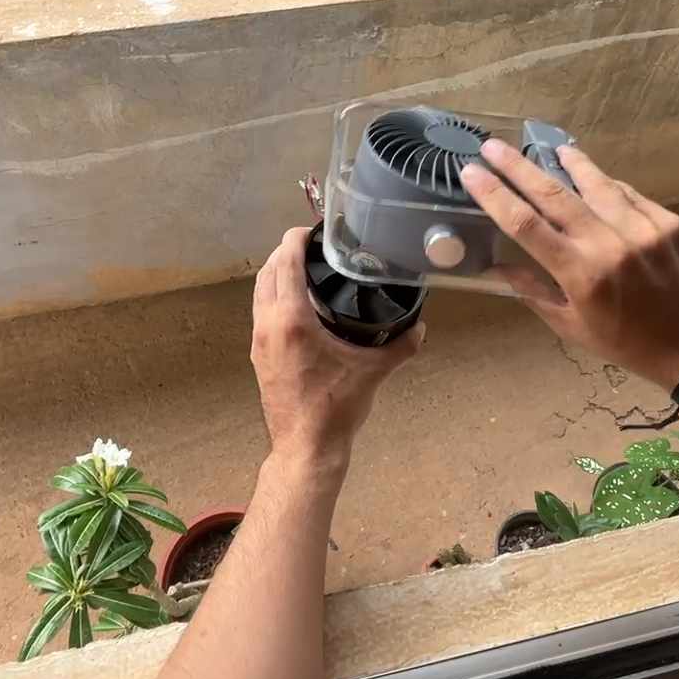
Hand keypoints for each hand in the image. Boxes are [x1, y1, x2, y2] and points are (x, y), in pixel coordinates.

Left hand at [251, 227, 422, 469]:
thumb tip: (421, 325)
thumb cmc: (336, 408)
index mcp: (291, 320)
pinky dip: (274, 294)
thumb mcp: (373, 372)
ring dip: (276, 272)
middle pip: (267, 271)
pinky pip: (260, 310)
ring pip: (259, 291)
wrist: (304, 448)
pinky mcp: (257, 354)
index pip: (284, 262)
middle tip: (313, 245)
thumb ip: (401, 345)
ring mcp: (258, 339)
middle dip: (285, 251)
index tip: (314, 229)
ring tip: (304, 266)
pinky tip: (297, 301)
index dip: (296, 239)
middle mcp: (268, 324)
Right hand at [459, 140, 678, 388]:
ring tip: (549, 147)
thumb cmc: (626, 345)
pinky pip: (630, 195)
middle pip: (553, 195)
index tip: (471, 173)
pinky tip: (593, 177)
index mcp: (580, 275)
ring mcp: (644, 230)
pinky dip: (606, 184)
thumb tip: (496, 268)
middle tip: (493, 147)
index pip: (524, 225)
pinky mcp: (671, 224)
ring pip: (596, 185)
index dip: (494, 195)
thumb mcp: (571, 327)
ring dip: (568, 163)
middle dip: (517, 167)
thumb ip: (533, 292)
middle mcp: (610, 245)